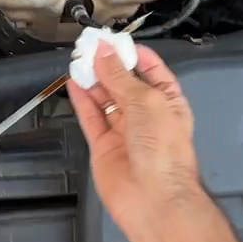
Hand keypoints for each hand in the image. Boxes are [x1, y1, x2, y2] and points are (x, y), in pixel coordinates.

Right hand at [67, 43, 208, 241]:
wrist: (154, 199)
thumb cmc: (167, 157)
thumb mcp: (147, 102)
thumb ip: (121, 76)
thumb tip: (106, 54)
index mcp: (167, 103)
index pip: (150, 70)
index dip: (132, 54)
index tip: (114, 42)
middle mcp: (146, 117)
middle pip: (123, 83)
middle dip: (108, 65)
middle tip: (90, 48)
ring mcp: (125, 132)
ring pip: (105, 99)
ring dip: (92, 80)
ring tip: (79, 62)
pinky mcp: (105, 146)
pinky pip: (91, 117)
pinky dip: (82, 100)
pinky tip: (75, 84)